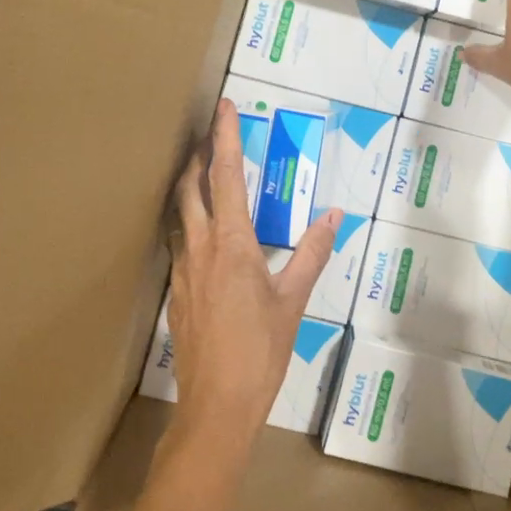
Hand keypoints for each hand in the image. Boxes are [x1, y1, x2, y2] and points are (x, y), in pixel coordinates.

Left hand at [167, 99, 341, 439]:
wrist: (216, 404)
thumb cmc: (261, 350)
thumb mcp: (294, 300)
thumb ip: (313, 252)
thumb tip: (333, 214)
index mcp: (233, 243)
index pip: (226, 176)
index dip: (225, 137)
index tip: (224, 106)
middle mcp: (201, 247)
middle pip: (191, 186)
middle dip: (198, 153)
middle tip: (210, 132)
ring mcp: (183, 269)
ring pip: (180, 212)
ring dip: (189, 184)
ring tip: (202, 170)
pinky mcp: (176, 291)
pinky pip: (180, 241)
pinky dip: (190, 219)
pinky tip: (203, 231)